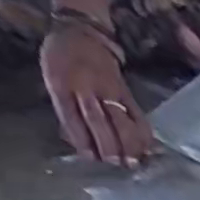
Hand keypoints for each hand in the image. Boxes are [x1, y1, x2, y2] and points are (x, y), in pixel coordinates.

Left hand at [41, 24, 153, 165]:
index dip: (81, 139)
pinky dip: (144, 135)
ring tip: (133, 161)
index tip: (90, 158)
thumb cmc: (62, 59)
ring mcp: (109, 90)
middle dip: (107, 144)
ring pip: (120, 121)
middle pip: (98, 120)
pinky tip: (147, 149)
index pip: (71, 116)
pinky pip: (138, 117)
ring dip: (128, 144)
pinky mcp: (127, 93)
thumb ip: (65, 108)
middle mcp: (85, 87)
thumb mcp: (52, 78)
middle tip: (115, 163)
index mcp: (60, 83)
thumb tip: (79, 141)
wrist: (83, 36)